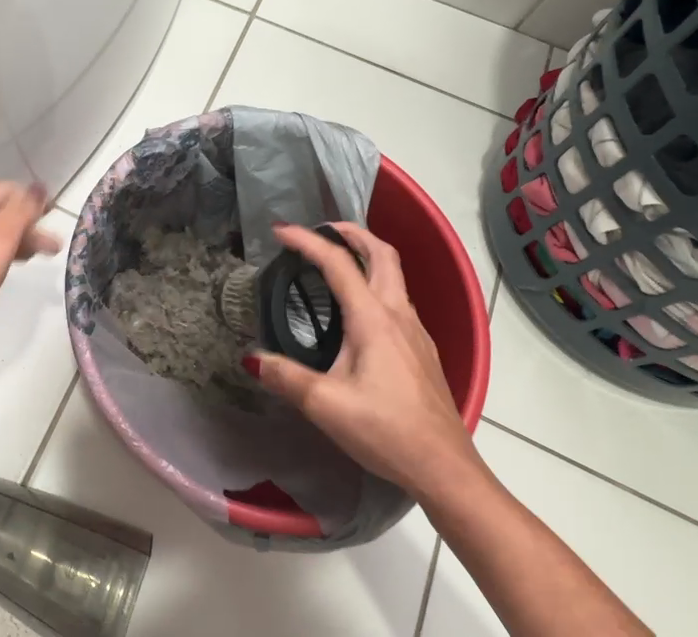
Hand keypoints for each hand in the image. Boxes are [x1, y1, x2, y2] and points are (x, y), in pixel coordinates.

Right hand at [246, 222, 482, 500]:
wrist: (445, 468)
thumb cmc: (386, 432)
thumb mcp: (326, 406)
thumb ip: (286, 377)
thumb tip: (252, 357)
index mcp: (373, 319)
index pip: (338, 263)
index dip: (308, 241)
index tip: (279, 231)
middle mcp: (398, 315)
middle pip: (382, 254)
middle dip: (352, 233)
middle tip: (322, 228)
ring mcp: (416, 332)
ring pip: (394, 276)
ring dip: (367, 256)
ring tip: (337, 262)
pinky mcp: (422, 351)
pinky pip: (397, 300)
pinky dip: (376, 284)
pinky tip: (360, 313)